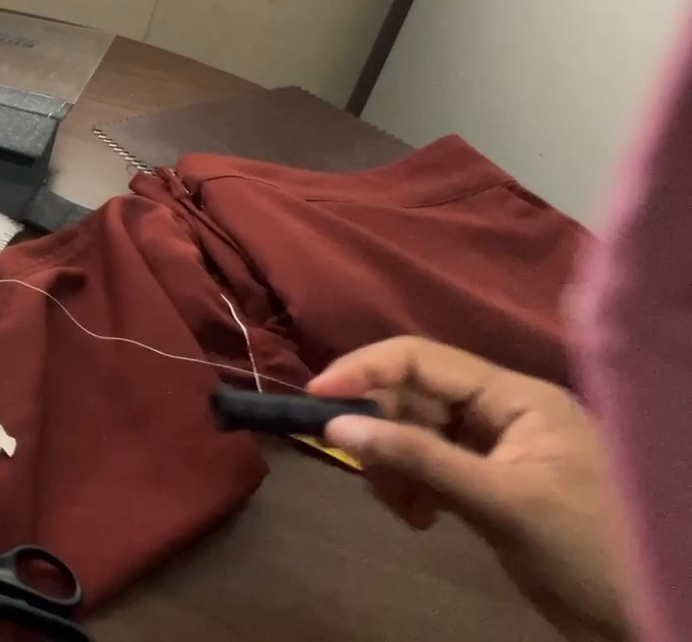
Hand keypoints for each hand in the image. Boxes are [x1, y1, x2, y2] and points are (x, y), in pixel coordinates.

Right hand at [309, 337, 628, 641]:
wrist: (659, 631)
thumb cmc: (594, 553)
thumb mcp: (502, 503)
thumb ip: (416, 457)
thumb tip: (333, 424)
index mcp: (518, 397)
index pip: (418, 358)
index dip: (361, 369)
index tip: (315, 398)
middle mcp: (502, 410)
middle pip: (407, 394)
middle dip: (376, 429)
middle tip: (358, 468)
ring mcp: (494, 445)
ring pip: (407, 430)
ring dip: (388, 464)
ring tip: (401, 507)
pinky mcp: (485, 478)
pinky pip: (421, 461)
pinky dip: (406, 484)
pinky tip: (419, 517)